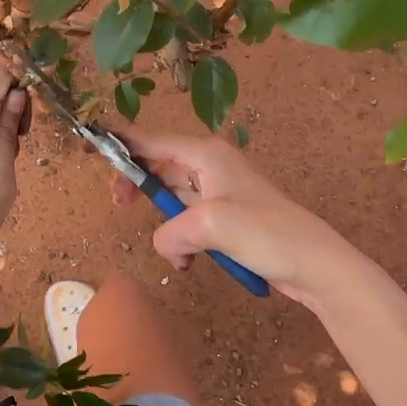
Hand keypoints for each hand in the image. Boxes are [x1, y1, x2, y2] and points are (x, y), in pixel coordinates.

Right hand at [111, 130, 365, 305]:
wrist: (316, 265)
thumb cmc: (265, 233)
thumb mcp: (208, 227)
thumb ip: (169, 232)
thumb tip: (165, 246)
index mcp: (205, 155)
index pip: (151, 141)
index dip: (120, 142)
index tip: (90, 140)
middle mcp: (210, 166)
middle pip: (157, 166)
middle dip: (138, 187)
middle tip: (121, 205)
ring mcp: (219, 192)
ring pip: (172, 199)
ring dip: (167, 225)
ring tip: (175, 251)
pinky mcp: (227, 218)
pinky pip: (189, 222)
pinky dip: (183, 240)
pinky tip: (190, 261)